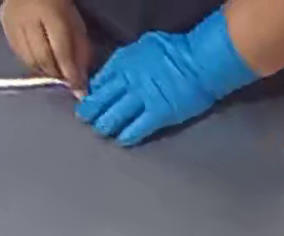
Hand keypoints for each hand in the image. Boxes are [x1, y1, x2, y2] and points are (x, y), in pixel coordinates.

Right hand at [0, 0, 93, 90]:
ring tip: (52, 68)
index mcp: (51, 15)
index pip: (61, 53)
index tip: (79, 90)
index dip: (71, 75)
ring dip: (44, 70)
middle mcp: (28, 17)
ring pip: (29, 60)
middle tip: (64, 79)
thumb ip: (80, 58)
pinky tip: (40, 59)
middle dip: (56, 74)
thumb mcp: (77, 30)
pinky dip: (32, 63)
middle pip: (43, 59)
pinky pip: (18, 54)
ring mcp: (13, 20)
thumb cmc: (61, 10)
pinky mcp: (5, 23)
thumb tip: (80, 89)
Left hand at [74, 9, 256, 146]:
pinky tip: (121, 141)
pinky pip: (138, 127)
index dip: (93, 91)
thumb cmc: (178, 51)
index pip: (102, 79)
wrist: (199, 63)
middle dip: (92, 109)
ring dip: (106, 124)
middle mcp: (130, 79)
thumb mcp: (145, 46)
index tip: (87, 99)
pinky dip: (128, 135)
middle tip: (84, 120)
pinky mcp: (158, 114)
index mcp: (126, 60)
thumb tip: (125, 71)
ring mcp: (143, 98)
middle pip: (104, 97)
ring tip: (100, 132)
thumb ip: (132, 60)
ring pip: (117, 114)